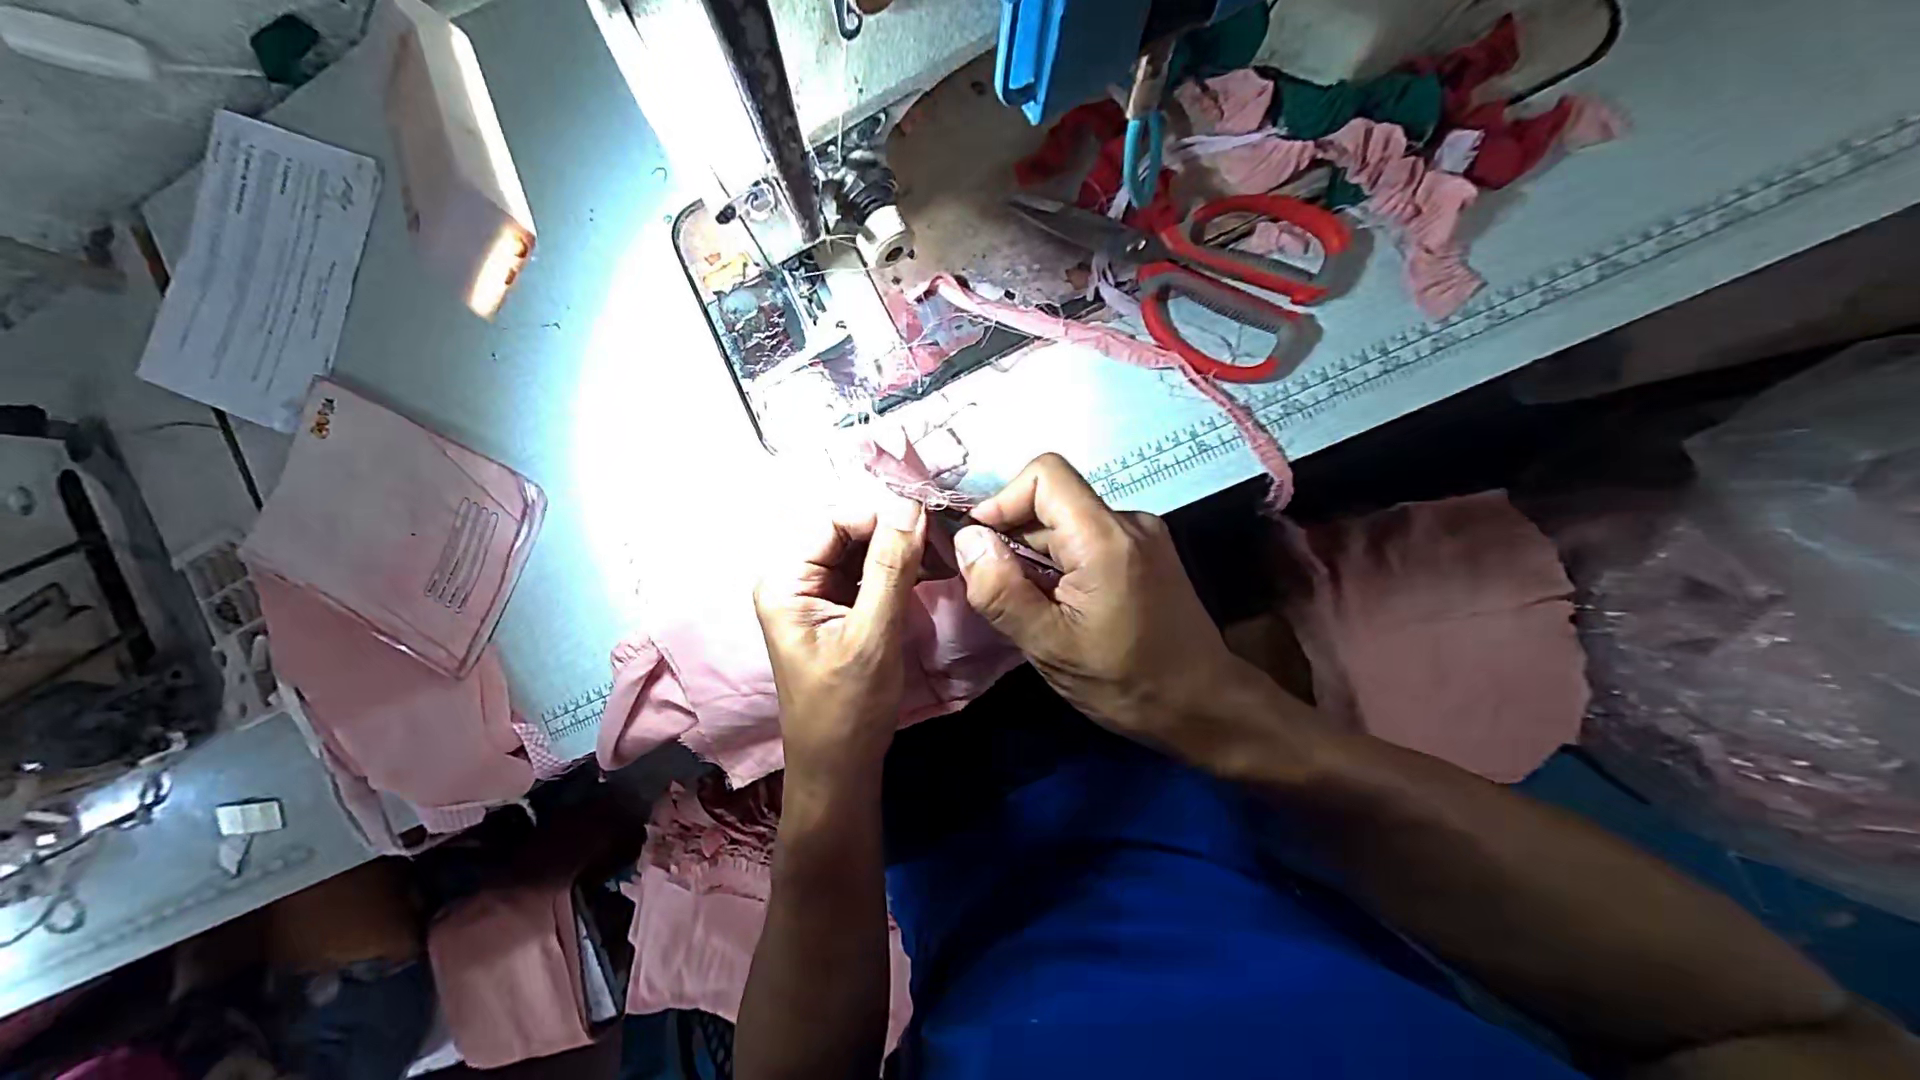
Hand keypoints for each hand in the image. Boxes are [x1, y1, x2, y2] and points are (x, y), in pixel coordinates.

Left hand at [754, 496, 925, 784]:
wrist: (840, 767)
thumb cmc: (848, 708)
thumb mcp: (873, 636)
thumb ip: (891, 568)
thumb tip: (909, 505)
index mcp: (785, 581)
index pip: (833, 520)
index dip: (880, 515)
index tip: (929, 524)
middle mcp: (794, 578)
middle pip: (848, 531)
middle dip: (895, 532)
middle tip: (943, 541)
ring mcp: (817, 592)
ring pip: (863, 549)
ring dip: (902, 549)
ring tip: (942, 556)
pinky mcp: (839, 607)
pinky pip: (869, 571)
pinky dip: (899, 569)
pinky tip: (929, 571)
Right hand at [953, 454, 1267, 754]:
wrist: (1205, 707)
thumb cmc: (1127, 683)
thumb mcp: (1049, 646)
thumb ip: (1000, 591)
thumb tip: (966, 538)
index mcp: (1105, 537)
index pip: (1045, 474)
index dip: (1002, 501)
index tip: (982, 547)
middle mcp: (1128, 521)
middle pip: (1052, 502)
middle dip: (1014, 539)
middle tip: (1003, 594)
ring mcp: (1141, 535)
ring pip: (1066, 523)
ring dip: (1036, 557)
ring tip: (1036, 608)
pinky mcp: (1145, 553)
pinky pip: (1087, 539)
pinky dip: (1061, 564)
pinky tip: (1062, 606)